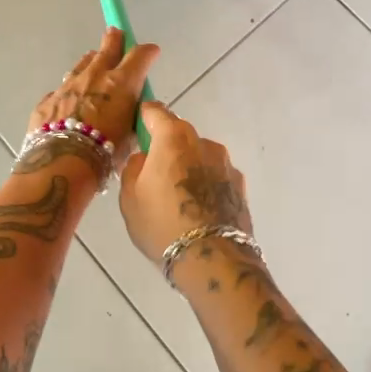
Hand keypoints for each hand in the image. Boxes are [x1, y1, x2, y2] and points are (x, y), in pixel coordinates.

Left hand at [26, 28, 158, 153]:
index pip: (139, 56)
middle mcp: (94, 76)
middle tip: (116, 33)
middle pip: (107, 48)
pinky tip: (70, 102)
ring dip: (91, 62)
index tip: (152, 51)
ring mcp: (68, 85)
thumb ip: (131, 118)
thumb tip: (130, 111)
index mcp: (121, 83)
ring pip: (82, 64)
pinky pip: (62, 90)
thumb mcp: (130, 136)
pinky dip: (70, 92)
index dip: (147, 52)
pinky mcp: (48, 100)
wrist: (61, 165)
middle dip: (114, 39)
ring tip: (93, 62)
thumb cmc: (104, 153)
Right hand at [119, 103, 252, 263]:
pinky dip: (206, 186)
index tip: (137, 128)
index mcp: (174, 138)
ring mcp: (226, 163)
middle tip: (154, 176)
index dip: (144, 117)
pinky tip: (199, 212)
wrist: (213, 260)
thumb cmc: (162, 224)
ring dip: (189, 169)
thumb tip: (144, 158)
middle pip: (179, 136)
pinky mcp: (241, 186)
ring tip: (179, 202)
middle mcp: (204, 142)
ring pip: (199, 157)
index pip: (155, 112)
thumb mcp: (130, 197)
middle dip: (166, 149)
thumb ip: (133, 167)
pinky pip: (215, 178)